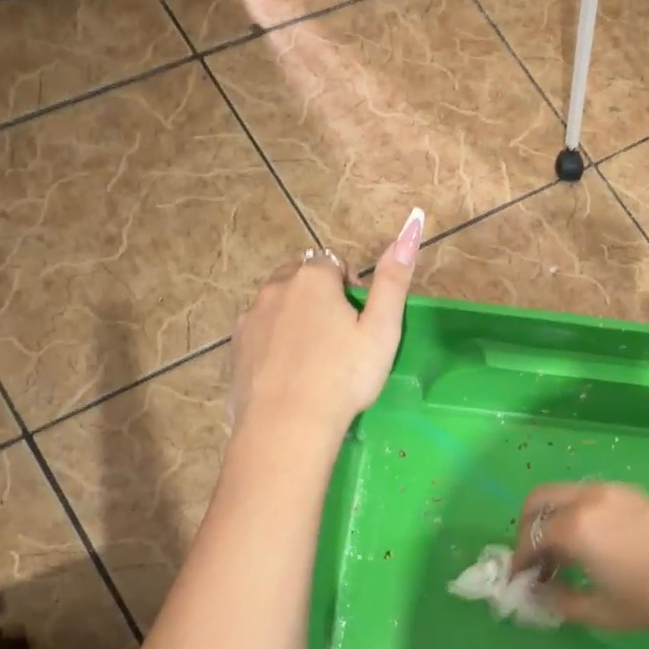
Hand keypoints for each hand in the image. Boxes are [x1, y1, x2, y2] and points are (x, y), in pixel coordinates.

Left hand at [229, 208, 423, 435]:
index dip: (351, 288)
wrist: (288, 425)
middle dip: (321, 300)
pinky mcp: (236, 349)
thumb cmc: (345, 375)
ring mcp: (250, 319)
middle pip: (302, 280)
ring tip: (318, 363)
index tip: (361, 320)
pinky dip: (276, 347)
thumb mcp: (382, 328)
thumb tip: (413, 223)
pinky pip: (262, 336)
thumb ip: (395, 278)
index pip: (333, 263)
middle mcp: (275, 289)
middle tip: (343, 342)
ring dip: (297, 323)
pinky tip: (294, 377)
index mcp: (312, 279)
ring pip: (279, 308)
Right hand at [512, 482, 648, 629]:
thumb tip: (539, 594)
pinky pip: (589, 495)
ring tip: (564, 557)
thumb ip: (561, 602)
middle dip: (528, 528)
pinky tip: (590, 545)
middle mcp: (589, 498)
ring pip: (565, 493)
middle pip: (539, 499)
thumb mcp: (603, 612)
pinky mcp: (633, 492)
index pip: (530, 536)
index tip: (520, 582)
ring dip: (553, 519)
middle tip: (535, 561)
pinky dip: (576, 512)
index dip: (520, 561)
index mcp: (576, 527)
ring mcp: (613, 490)